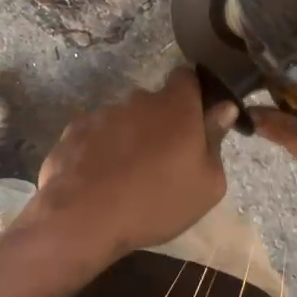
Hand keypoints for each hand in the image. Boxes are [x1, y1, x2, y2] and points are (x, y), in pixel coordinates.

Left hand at [22, 68, 238, 263]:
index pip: (187, 77)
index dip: (192, 95)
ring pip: (123, 119)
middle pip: (154, 103)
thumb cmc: (156, 203)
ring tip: (124, 176)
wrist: (84, 219)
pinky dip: (99, 150)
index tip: (194, 121)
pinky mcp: (73, 131)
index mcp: (176, 108)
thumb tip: (222, 109)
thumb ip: (215, 140)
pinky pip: (95, 134)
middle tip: (161, 161)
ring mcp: (101, 114)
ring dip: (128, 138)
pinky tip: (98, 179)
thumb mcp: (207, 185)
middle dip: (159, 123)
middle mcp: (138, 101)